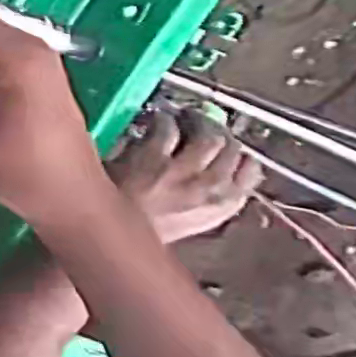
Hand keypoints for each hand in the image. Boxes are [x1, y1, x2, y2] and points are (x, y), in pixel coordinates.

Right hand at [111, 108, 263, 243]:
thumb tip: (143, 129)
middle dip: (201, 121)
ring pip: (234, 154)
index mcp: (151, 161)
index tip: (159, 114)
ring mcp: (212, 192)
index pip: (167, 126)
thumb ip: (127, 145)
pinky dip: (246, 165)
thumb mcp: (108, 167)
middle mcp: (187, 174)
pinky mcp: (225, 207)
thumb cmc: (112, 202)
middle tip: (191, 117)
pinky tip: (238, 159)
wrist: (129, 242)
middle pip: (209, 137)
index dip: (165, 116)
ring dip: (226, 139)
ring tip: (215, 134)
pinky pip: (247, 180)